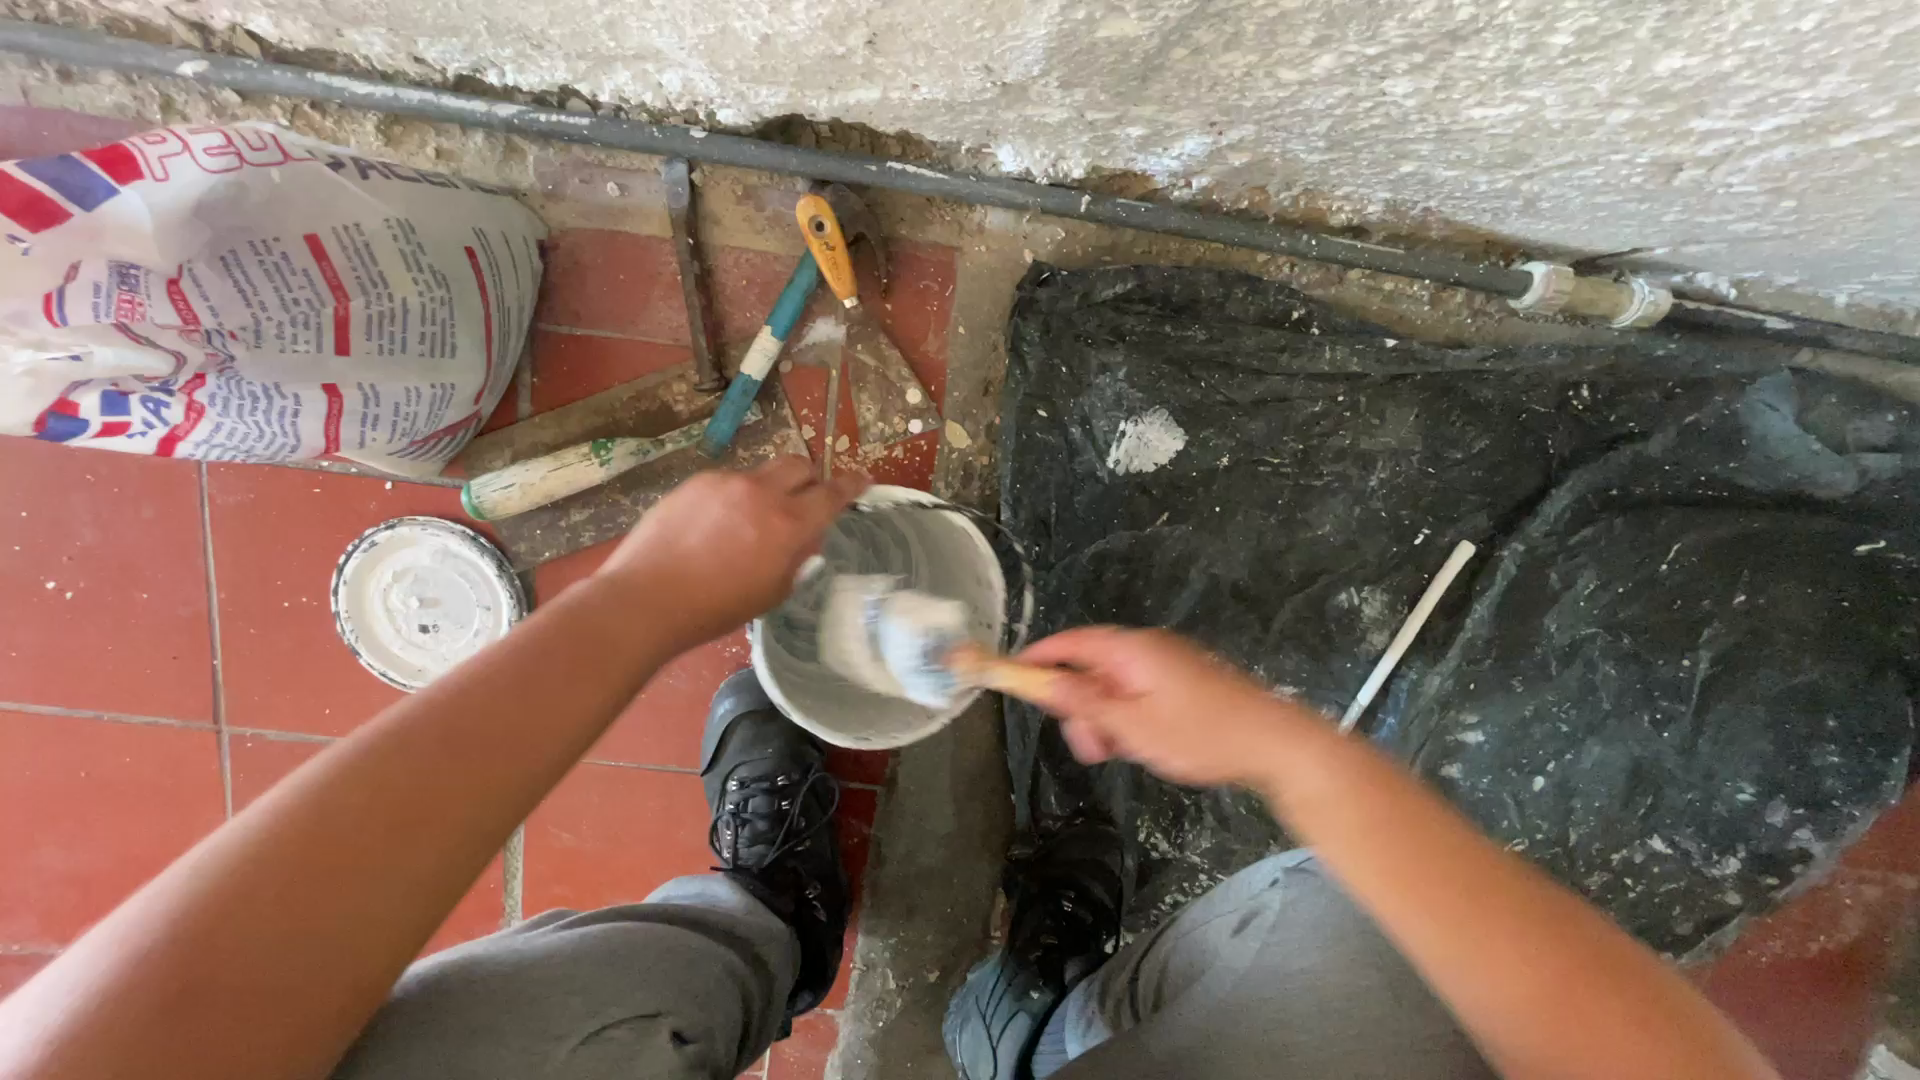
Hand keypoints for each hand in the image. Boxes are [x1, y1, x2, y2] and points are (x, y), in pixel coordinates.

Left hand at [595, 457, 868, 646]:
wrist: (647, 599)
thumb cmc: (716, 608)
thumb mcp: (773, 592)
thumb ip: (797, 557)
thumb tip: (805, 538)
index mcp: (788, 524)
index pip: (832, 494)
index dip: (852, 485)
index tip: (863, 479)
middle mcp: (761, 492)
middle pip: (799, 464)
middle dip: (810, 478)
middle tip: (805, 499)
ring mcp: (725, 482)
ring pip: (761, 473)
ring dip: (768, 490)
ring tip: (748, 523)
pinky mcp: (695, 482)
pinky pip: (727, 482)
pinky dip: (734, 497)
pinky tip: (713, 527)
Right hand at [1019, 626, 1324, 787]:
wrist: (1276, 743)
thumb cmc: (1200, 735)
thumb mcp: (1132, 725)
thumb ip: (1084, 702)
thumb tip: (1043, 680)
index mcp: (1131, 650)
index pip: (1070, 642)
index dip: (1038, 657)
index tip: (1013, 675)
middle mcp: (1146, 649)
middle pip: (1090, 669)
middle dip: (1080, 706)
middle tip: (1091, 748)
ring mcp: (1166, 664)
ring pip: (1113, 687)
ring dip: (1105, 718)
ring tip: (1124, 752)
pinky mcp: (1182, 681)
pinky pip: (1137, 693)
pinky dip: (1128, 717)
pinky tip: (1145, 745)